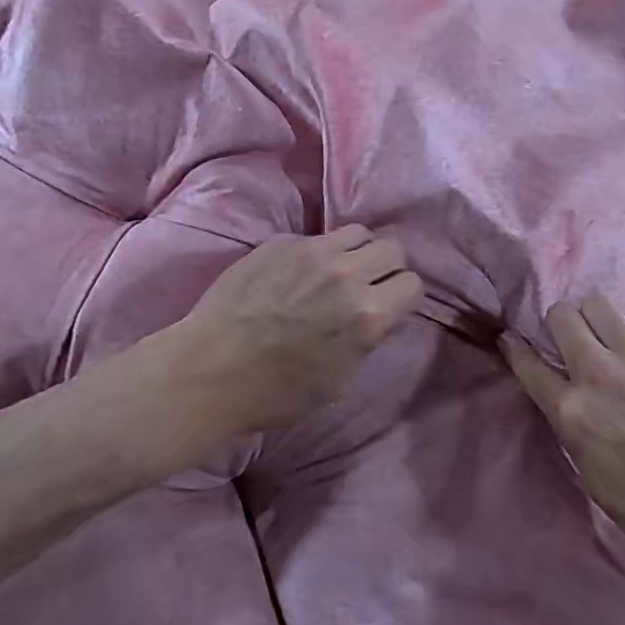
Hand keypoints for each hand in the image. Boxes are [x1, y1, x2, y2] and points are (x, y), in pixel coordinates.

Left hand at [168, 225, 422, 431]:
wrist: (210, 371)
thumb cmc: (277, 392)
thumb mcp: (341, 379)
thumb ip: (370, 337)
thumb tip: (380, 312)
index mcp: (369, 315)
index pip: (413, 284)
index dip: (404, 296)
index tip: (391, 305)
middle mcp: (348, 275)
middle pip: (393, 249)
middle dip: (388, 268)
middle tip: (370, 284)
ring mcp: (314, 252)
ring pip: (360, 232)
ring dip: (358, 251)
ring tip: (340, 270)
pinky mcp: (284, 242)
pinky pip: (319, 237)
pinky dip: (321, 252)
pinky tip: (300, 273)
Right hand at [502, 295, 624, 592]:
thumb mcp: (594, 477)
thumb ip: (573, 426)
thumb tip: (565, 395)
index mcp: (575, 414)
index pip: (528, 363)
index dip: (515, 348)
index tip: (511, 339)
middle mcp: (601, 375)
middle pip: (563, 314)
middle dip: (559, 325)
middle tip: (571, 342)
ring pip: (599, 303)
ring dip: (596, 320)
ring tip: (609, 342)